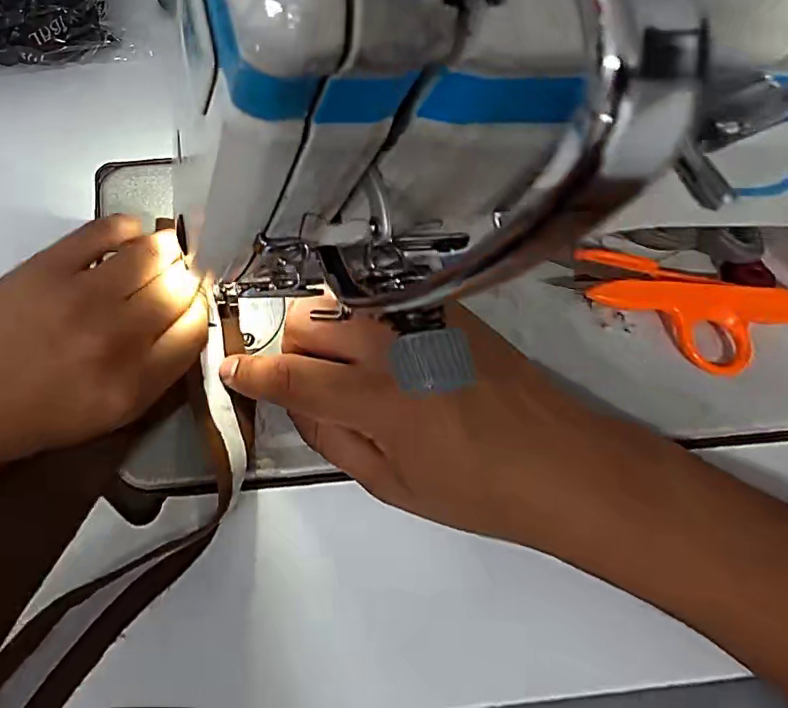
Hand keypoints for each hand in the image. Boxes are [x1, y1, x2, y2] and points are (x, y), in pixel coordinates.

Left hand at [0, 216, 208, 516]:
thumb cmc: (25, 418)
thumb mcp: (101, 417)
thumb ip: (149, 376)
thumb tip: (179, 327)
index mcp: (130, 387)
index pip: (193, 332)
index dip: (198, 311)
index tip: (191, 302)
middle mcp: (114, 341)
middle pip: (178, 288)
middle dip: (186, 277)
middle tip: (178, 274)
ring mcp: (81, 298)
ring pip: (152, 252)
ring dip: (165, 248)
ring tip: (159, 251)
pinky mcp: (50, 265)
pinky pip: (108, 229)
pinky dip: (127, 227)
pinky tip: (127, 236)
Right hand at [219, 295, 677, 555]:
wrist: (560, 459)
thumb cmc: (477, 489)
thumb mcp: (391, 485)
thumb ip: (330, 438)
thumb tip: (294, 402)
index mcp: (377, 399)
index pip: (288, 376)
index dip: (248, 372)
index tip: (227, 368)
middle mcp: (390, 346)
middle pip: (302, 323)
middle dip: (289, 350)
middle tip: (306, 380)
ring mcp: (414, 318)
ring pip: (332, 302)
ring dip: (320, 329)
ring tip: (342, 362)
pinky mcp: (437, 305)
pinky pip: (372, 299)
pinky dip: (355, 317)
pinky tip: (378, 346)